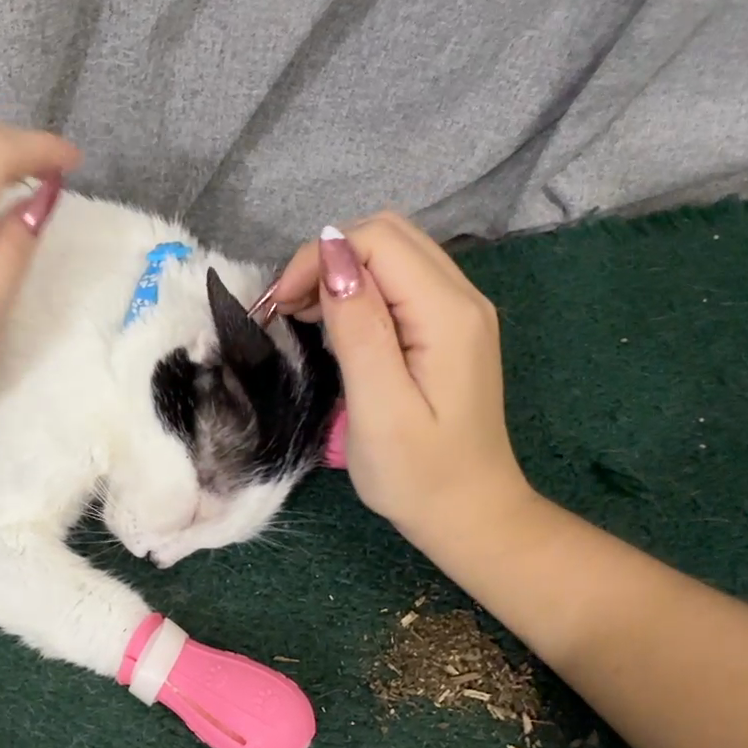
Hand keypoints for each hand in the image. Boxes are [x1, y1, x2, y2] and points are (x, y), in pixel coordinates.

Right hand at [266, 214, 535, 546]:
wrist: (469, 513)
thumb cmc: (418, 473)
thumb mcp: (380, 407)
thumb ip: (359, 328)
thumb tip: (332, 255)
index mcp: (447, 314)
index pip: (377, 240)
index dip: (319, 259)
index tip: (278, 308)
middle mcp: (461, 298)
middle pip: (386, 234)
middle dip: (325, 259)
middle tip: (285, 310)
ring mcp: (457, 311)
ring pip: (390, 252)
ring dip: (337, 272)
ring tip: (299, 318)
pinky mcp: (445, 328)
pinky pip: (396, 281)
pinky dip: (354, 289)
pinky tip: (330, 324)